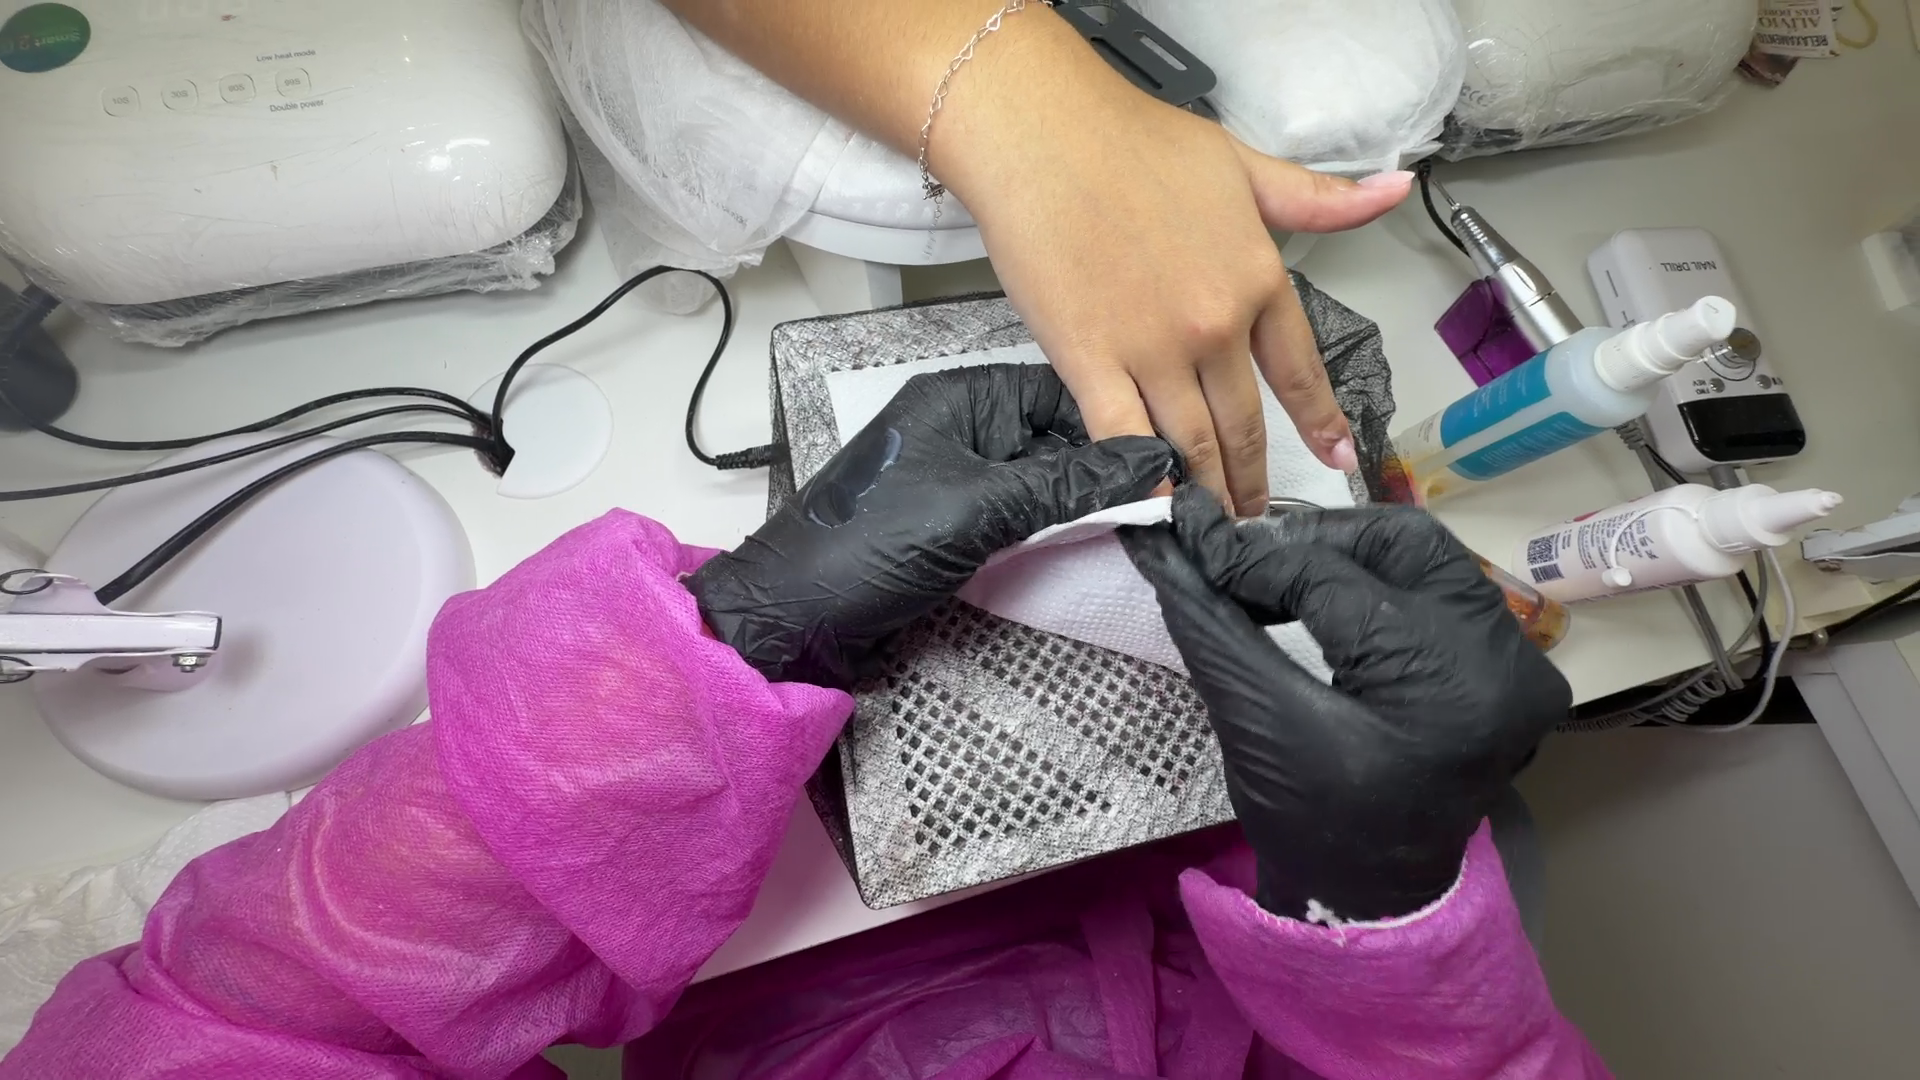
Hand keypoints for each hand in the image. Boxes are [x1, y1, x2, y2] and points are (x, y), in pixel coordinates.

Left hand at [691, 364, 1171, 688]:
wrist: (803, 613)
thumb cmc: (878, 543)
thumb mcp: (979, 506)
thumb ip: (1066, 484)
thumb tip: (1150, 464)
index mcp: (961, 397)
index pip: (1056, 391)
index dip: (1111, 422)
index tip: (1168, 458)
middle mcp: (963, 425)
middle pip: (1052, 434)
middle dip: (1100, 467)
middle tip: (1165, 498)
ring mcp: (959, 474)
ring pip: (1039, 475)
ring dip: (1080, 498)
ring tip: (1140, 520)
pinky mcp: (956, 518)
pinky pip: (1017, 509)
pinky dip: (1051, 523)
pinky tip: (1090, 537)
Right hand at [936, 57, 1409, 516]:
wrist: (1047, 140)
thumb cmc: (1133, 146)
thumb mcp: (1241, 164)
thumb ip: (1313, 197)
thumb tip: (1393, 190)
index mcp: (1257, 279)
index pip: (1298, 371)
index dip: (1320, 421)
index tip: (1335, 460)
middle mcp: (1215, 326)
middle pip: (1243, 423)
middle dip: (1252, 477)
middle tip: (1254, 513)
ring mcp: (1153, 350)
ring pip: (1190, 440)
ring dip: (1207, 488)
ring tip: (1214, 521)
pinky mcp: (1090, 362)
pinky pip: (1124, 435)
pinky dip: (1144, 476)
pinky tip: (1158, 508)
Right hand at [1120, 488, 1570, 920]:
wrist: (1370, 896)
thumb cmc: (1307, 821)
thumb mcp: (1250, 715)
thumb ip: (1204, 617)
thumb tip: (1157, 541)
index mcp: (1443, 681)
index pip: (1328, 577)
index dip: (1244, 554)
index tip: (1185, 534)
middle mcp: (1504, 657)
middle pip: (1396, 541)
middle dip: (1303, 539)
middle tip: (1236, 559)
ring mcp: (1516, 659)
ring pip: (1418, 554)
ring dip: (1335, 552)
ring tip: (1268, 578)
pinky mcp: (1503, 664)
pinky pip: (1431, 586)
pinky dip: (1365, 578)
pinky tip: (1313, 599)